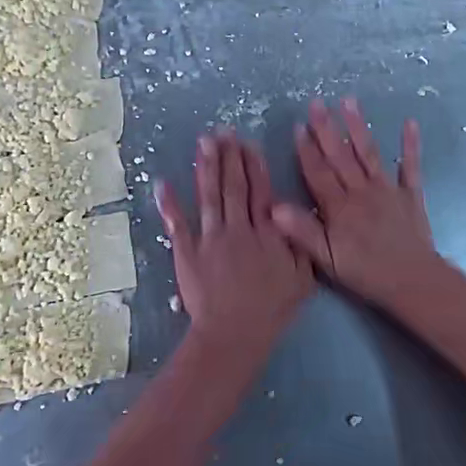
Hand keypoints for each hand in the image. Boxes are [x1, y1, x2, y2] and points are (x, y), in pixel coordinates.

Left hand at [154, 130, 313, 353]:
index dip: (254, 165)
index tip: (247, 143)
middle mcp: (238, 228)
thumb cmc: (271, 308)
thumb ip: (300, 241)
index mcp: (267, 233)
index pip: (260, 191)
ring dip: (206, 167)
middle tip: (223, 131)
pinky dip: (170, 203)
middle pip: (234, 186)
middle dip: (229, 157)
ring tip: (204, 142)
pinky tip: (163, 183)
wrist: (235, 333)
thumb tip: (294, 210)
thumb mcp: (302, 277)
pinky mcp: (187, 251)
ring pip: (209, 196)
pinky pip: (178, 224)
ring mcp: (210, 238)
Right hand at [271, 98, 448, 306]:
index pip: (318, 172)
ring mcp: (387, 190)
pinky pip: (410, 167)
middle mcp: (361, 191)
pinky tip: (409, 123)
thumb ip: (302, 231)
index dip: (306, 149)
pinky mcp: (410, 195)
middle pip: (340, 156)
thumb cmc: (365, 272)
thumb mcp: (327, 258)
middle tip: (316, 103)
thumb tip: (273, 207)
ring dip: (357, 127)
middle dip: (326, 129)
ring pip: (368, 154)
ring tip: (348, 101)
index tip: (297, 126)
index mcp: (339, 206)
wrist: (413, 282)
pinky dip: (410, 146)